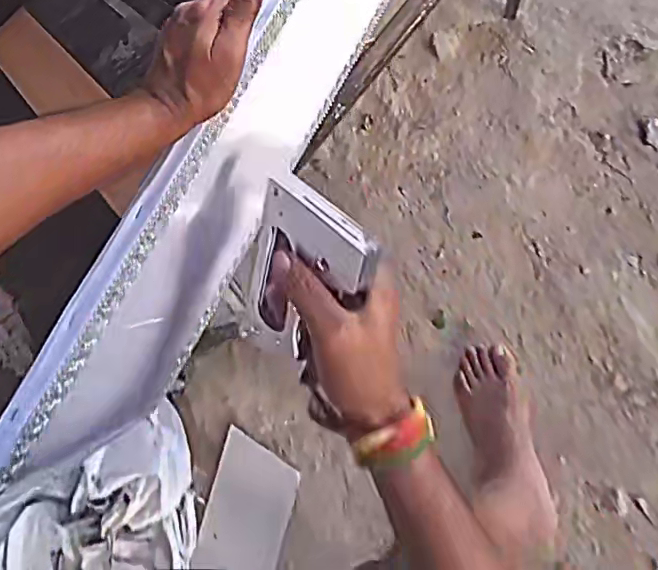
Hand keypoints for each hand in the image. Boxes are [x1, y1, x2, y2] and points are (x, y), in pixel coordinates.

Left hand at [136, 0, 260, 130]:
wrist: (165, 108)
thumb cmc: (198, 89)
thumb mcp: (231, 52)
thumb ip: (242, 15)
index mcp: (202, 11)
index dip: (250, 3)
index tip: (252, 25)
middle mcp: (185, 12)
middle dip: (235, 18)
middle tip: (237, 47)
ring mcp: (176, 24)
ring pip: (210, 14)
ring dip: (221, 30)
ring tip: (223, 56)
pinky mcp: (172, 37)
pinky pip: (197, 28)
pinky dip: (207, 39)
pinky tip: (208, 59)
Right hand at [280, 250, 411, 432]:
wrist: (369, 422)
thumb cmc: (363, 378)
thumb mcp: (330, 329)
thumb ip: (306, 291)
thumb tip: (283, 260)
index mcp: (377, 283)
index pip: (347, 240)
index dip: (319, 235)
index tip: (292, 234)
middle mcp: (367, 290)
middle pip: (327, 260)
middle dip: (300, 266)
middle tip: (280, 273)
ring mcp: (353, 307)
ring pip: (317, 280)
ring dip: (296, 288)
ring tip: (283, 299)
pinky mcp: (339, 324)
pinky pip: (313, 301)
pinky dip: (298, 305)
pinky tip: (291, 317)